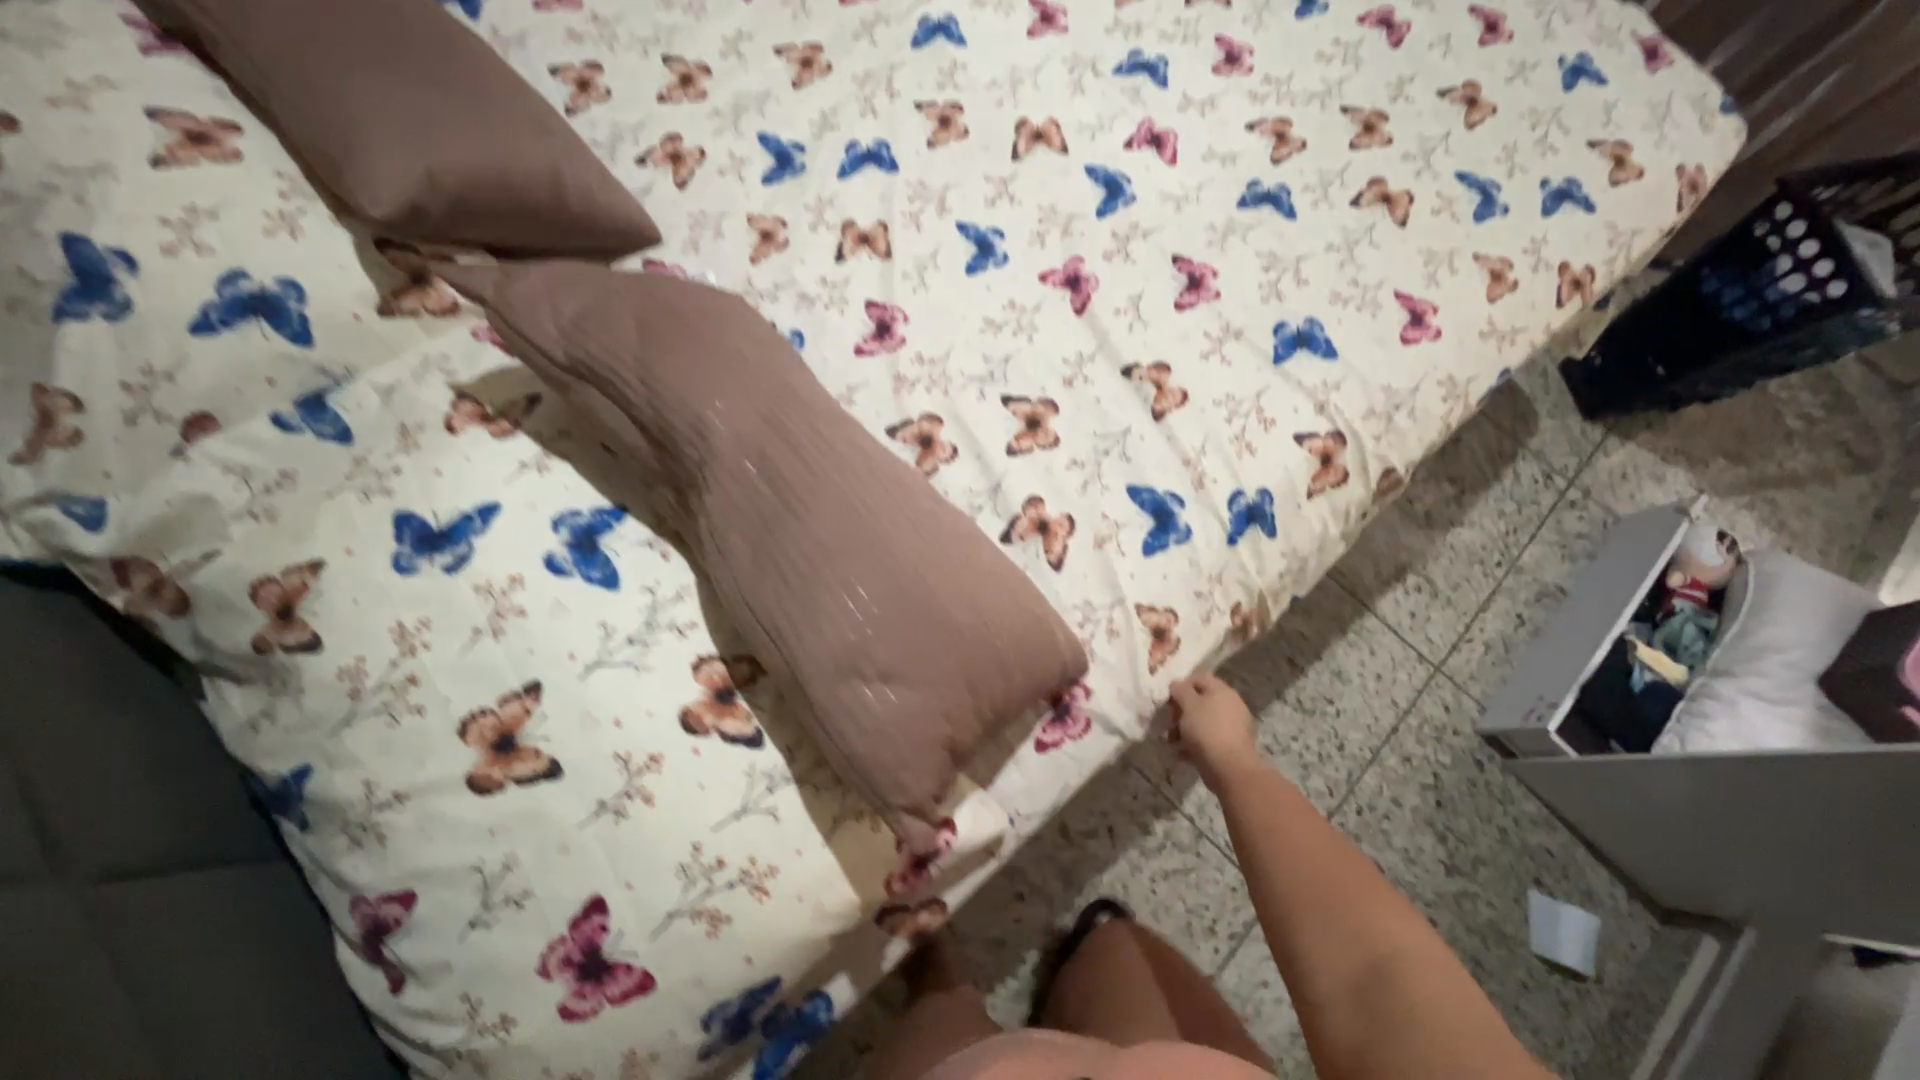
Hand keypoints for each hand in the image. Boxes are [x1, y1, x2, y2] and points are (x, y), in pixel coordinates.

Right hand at [1168, 672, 1260, 789]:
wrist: (1229, 767)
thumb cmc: (1206, 730)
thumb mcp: (1188, 704)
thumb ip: (1180, 690)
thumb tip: (1176, 684)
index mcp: (1222, 691)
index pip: (1199, 678)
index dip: (1181, 686)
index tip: (1167, 699)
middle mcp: (1229, 705)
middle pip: (1199, 701)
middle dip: (1180, 711)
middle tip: (1168, 722)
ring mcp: (1231, 726)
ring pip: (1201, 722)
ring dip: (1183, 730)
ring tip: (1171, 741)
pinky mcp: (1228, 745)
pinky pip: (1206, 739)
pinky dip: (1193, 744)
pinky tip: (1181, 753)